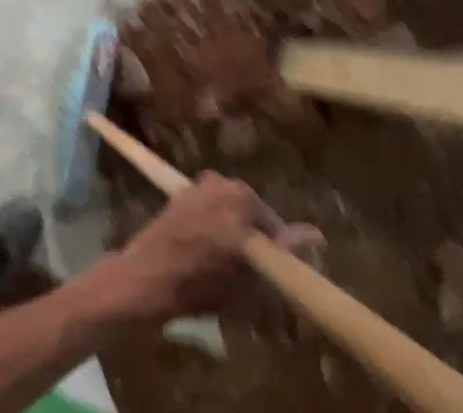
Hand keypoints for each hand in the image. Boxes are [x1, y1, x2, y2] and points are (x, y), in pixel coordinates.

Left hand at [98, 174, 322, 323]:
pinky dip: (211, 229)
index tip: (268, 274)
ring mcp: (195, 187)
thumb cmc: (201, 281)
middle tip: (245, 272)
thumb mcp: (252, 274)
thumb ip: (286, 251)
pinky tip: (203, 254)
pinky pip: (207, 213)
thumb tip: (317, 234)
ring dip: (231, 234)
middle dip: (252, 239)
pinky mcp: (177, 198)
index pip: (275, 227)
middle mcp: (220, 182)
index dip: (276, 253)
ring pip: (228, 213)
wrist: (144, 278)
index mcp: (242, 195)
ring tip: (223, 265)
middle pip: (250, 215)